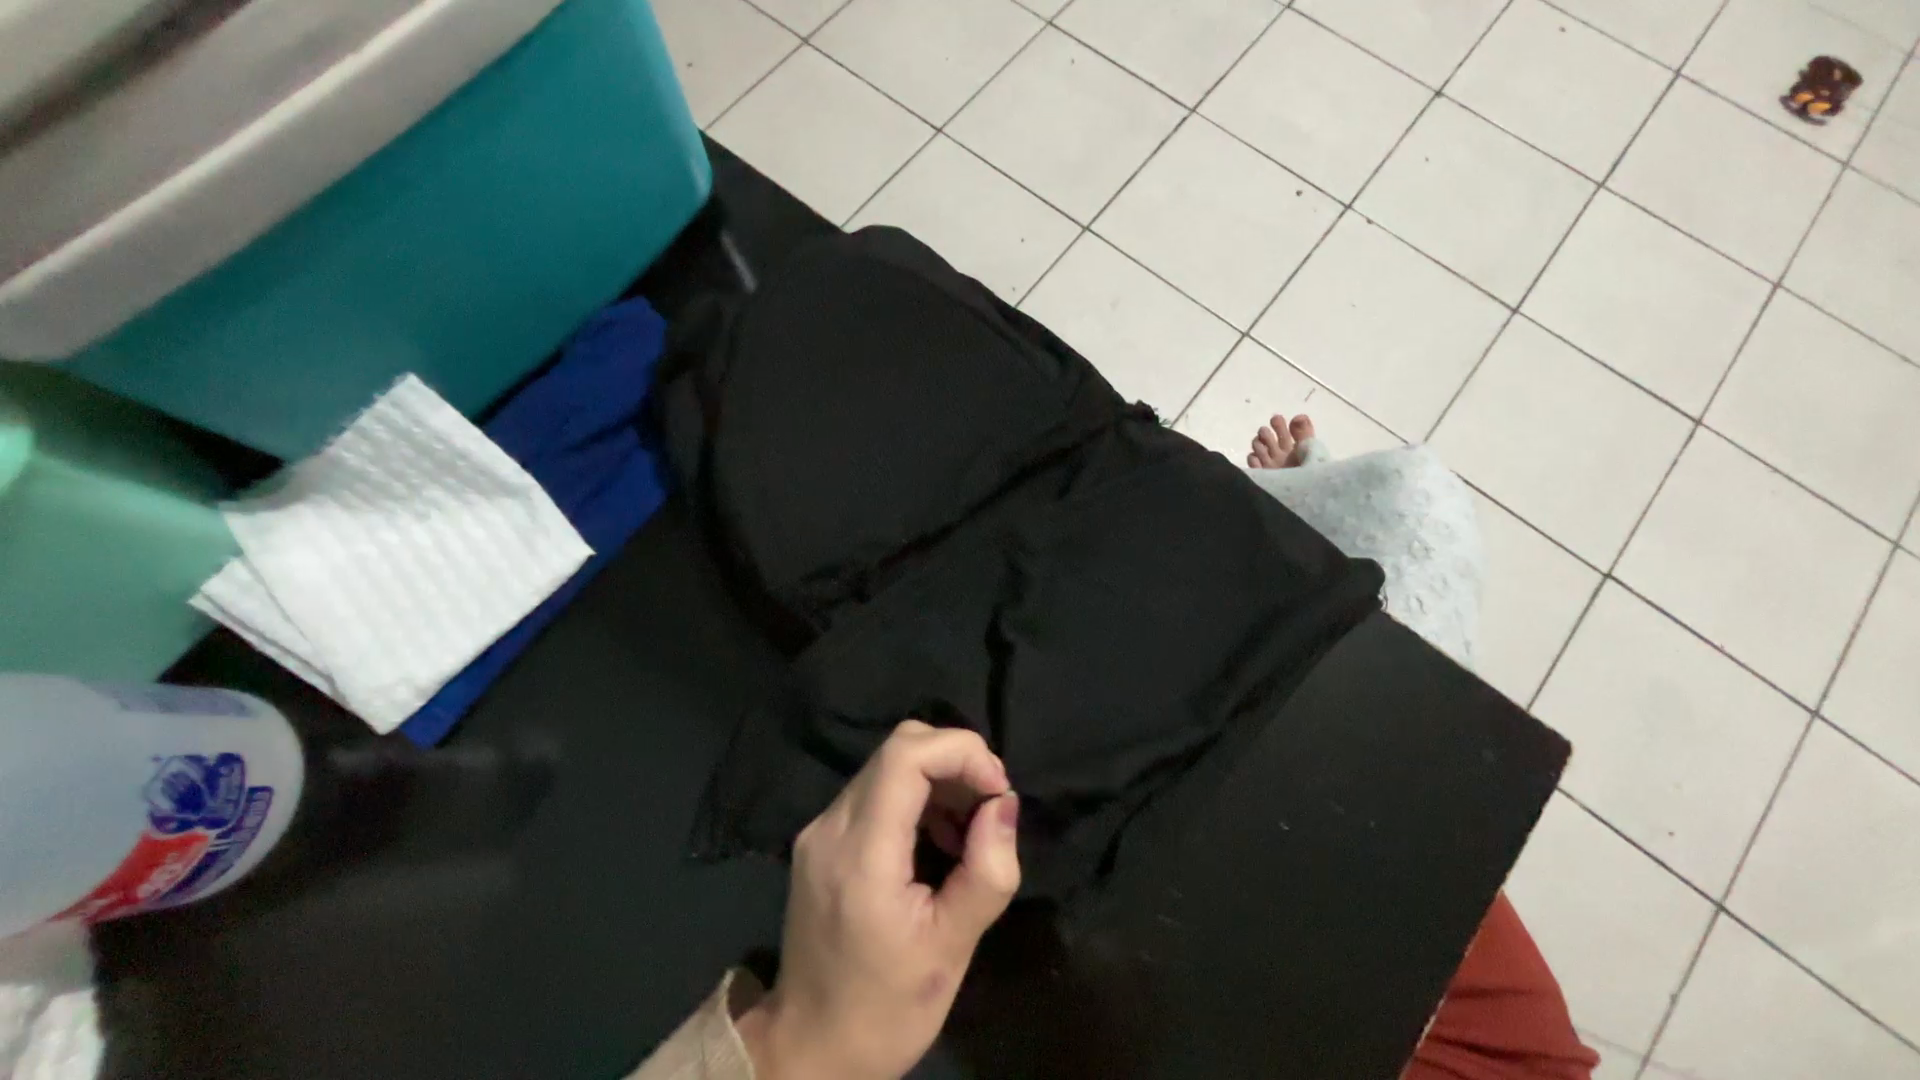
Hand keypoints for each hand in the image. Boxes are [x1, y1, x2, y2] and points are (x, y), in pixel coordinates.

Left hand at [736, 720, 1021, 1079]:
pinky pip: (874, 792)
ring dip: (939, 781)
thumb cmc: (887, 1008)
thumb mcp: (952, 948)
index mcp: (861, 854)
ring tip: (968, 836)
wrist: (811, 1049)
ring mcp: (819, 831)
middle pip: (897, 749)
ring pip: (886, 766)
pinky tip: (937, 842)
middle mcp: (830, 827)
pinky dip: (915, 799)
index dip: (961, 752)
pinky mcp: (820, 841)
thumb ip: (987, 870)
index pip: (906, 756)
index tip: (999, 790)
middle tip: (991, 809)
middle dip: (956, 762)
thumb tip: (1004, 804)